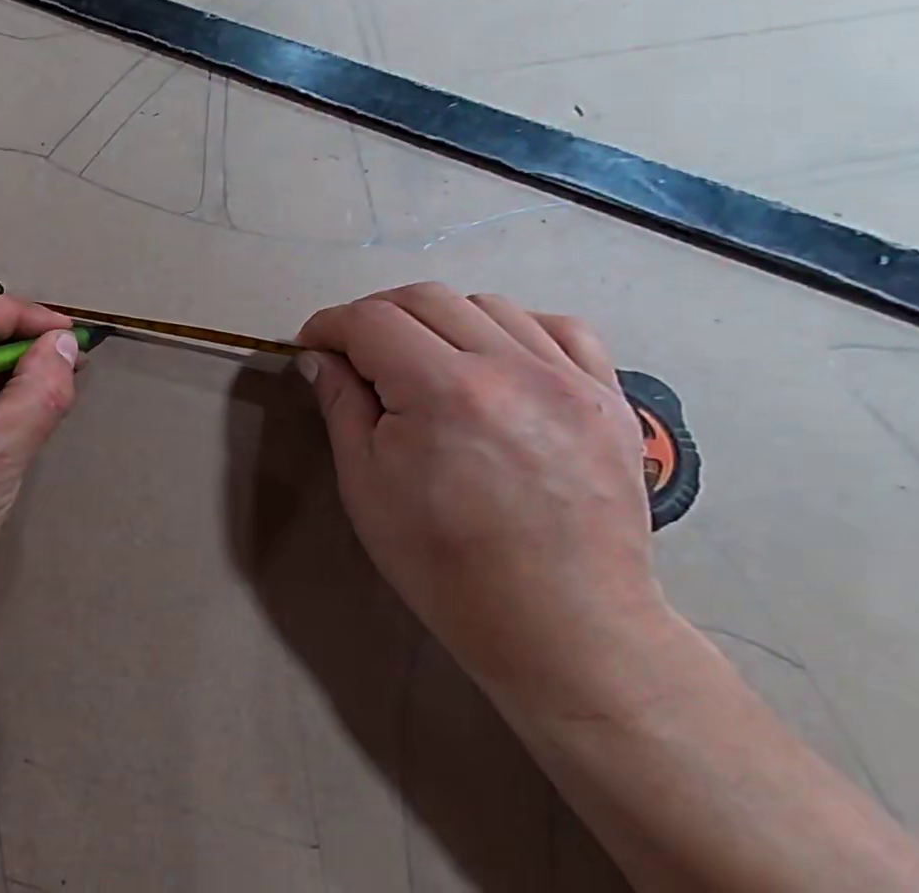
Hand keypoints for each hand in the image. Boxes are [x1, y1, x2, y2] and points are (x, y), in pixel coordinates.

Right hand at [294, 283, 670, 712]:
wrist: (559, 621)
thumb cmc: (439, 560)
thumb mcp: (364, 482)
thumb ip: (341, 405)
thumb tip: (319, 358)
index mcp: (442, 391)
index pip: (371, 320)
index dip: (328, 325)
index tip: (310, 346)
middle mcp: (511, 367)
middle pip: (426, 298)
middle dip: (373, 314)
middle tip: (351, 350)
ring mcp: (570, 378)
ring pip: (488, 304)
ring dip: (436, 318)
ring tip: (418, 358)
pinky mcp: (608, 397)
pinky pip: (557, 328)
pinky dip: (510, 328)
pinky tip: (491, 358)